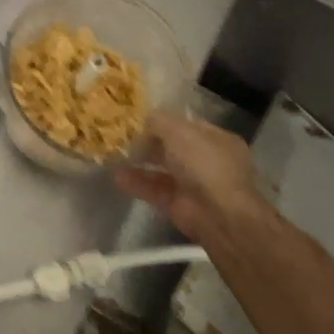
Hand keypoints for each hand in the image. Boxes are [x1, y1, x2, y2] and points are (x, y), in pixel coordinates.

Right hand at [115, 111, 266, 244]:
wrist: (219, 214)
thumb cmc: (204, 163)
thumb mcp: (179, 131)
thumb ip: (159, 121)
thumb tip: (145, 119)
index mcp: (217, 140)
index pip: (188, 125)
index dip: (164, 121)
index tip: (138, 119)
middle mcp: (208, 161)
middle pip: (173, 148)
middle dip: (149, 142)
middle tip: (123, 137)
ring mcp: (194, 185)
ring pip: (163, 170)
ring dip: (140, 163)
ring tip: (115, 156)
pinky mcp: (179, 205)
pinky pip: (155, 190)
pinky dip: (137, 184)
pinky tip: (118, 177)